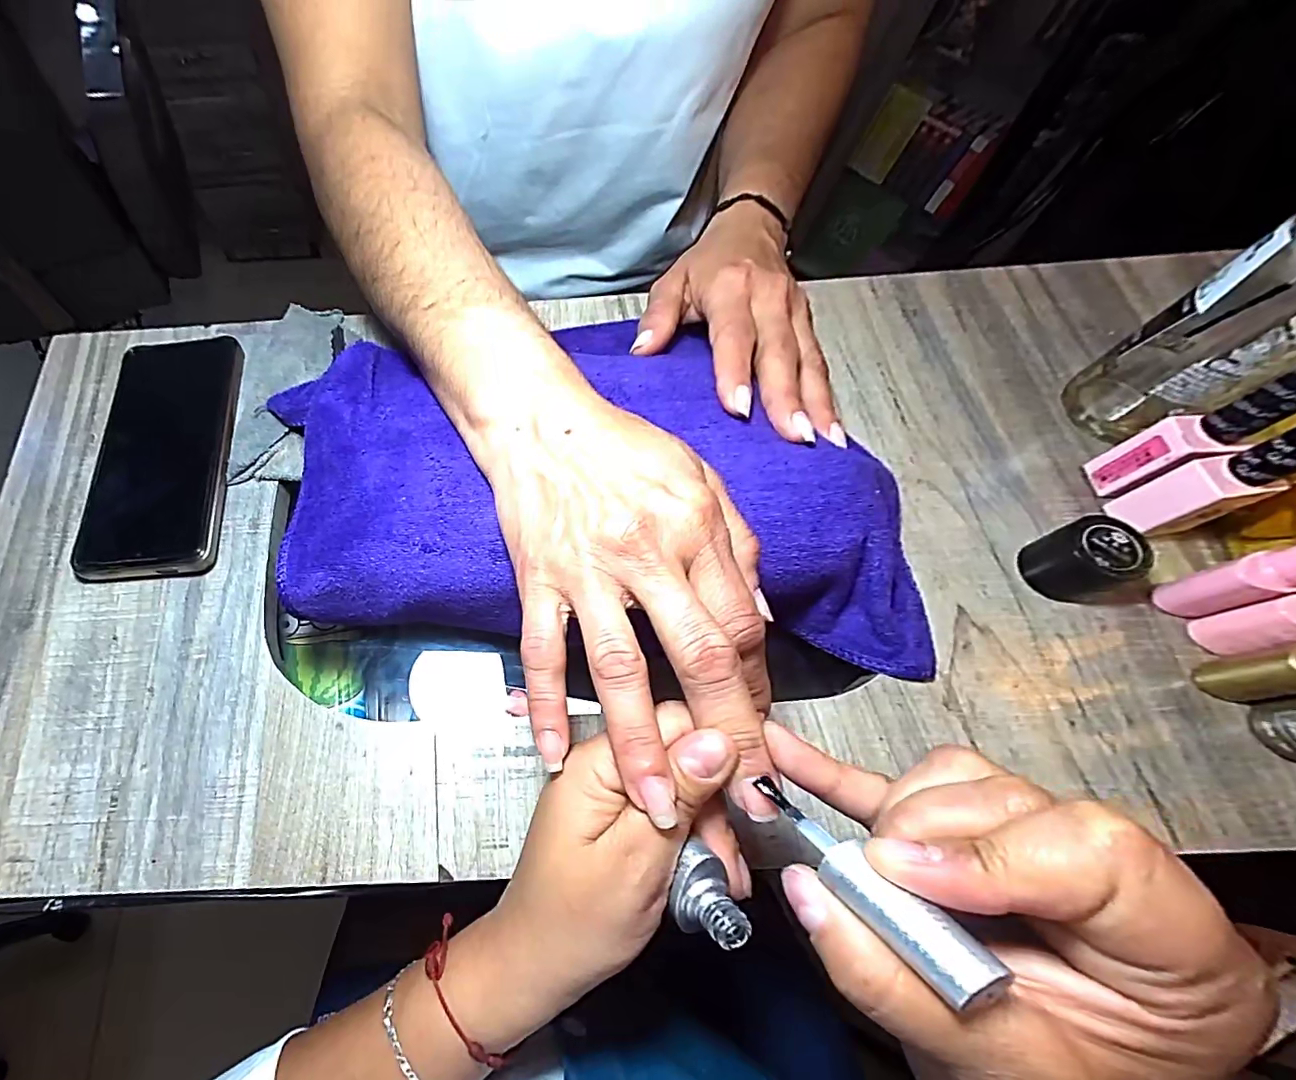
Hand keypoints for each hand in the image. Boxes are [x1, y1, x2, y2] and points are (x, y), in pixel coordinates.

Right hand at [489, 385, 777, 865]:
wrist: (539, 424)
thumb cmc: (621, 445)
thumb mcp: (699, 476)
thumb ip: (736, 545)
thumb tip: (759, 616)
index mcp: (693, 528)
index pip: (739, 625)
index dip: (756, 687)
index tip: (758, 730)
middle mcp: (642, 556)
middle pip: (692, 659)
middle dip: (719, 735)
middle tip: (735, 799)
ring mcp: (582, 573)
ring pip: (615, 668)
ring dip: (637, 741)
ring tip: (655, 805)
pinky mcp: (535, 580)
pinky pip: (540, 650)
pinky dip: (544, 703)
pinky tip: (549, 750)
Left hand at [492, 710, 738, 1007]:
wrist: (542, 957)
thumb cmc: (576, 918)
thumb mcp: (637, 857)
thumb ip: (679, 795)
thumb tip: (717, 738)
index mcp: (593, 762)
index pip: (669, 720)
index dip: (717, 754)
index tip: (747, 800)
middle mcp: (598, 764)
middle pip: (679, 753)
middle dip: (716, 803)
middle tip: (729, 857)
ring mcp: (607, 788)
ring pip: (681, 784)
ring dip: (710, 829)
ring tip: (721, 877)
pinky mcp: (617, 812)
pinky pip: (667, 808)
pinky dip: (693, 838)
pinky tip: (708, 872)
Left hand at [633, 202, 840, 447]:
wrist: (751, 227)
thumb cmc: (706, 263)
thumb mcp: (671, 282)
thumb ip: (657, 318)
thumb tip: (642, 351)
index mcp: (732, 291)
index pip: (735, 337)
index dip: (737, 373)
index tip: (739, 407)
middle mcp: (770, 301)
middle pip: (780, 354)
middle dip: (787, 398)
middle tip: (792, 435)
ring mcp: (794, 312)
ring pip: (808, 361)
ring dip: (817, 402)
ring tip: (821, 438)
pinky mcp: (808, 322)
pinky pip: (819, 362)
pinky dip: (826, 394)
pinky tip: (830, 424)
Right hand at [766, 723, 1276, 1079]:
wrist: (1038, 1075)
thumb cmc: (1044, 1077)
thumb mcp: (981, 1056)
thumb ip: (892, 981)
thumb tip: (808, 892)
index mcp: (1170, 947)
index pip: (1093, 852)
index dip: (988, 852)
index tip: (902, 873)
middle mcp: (1112, 876)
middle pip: (1010, 802)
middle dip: (920, 834)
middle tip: (872, 878)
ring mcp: (1034, 839)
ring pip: (957, 778)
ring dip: (890, 812)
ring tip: (863, 859)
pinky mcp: (963, 828)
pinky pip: (903, 786)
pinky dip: (841, 776)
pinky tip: (792, 755)